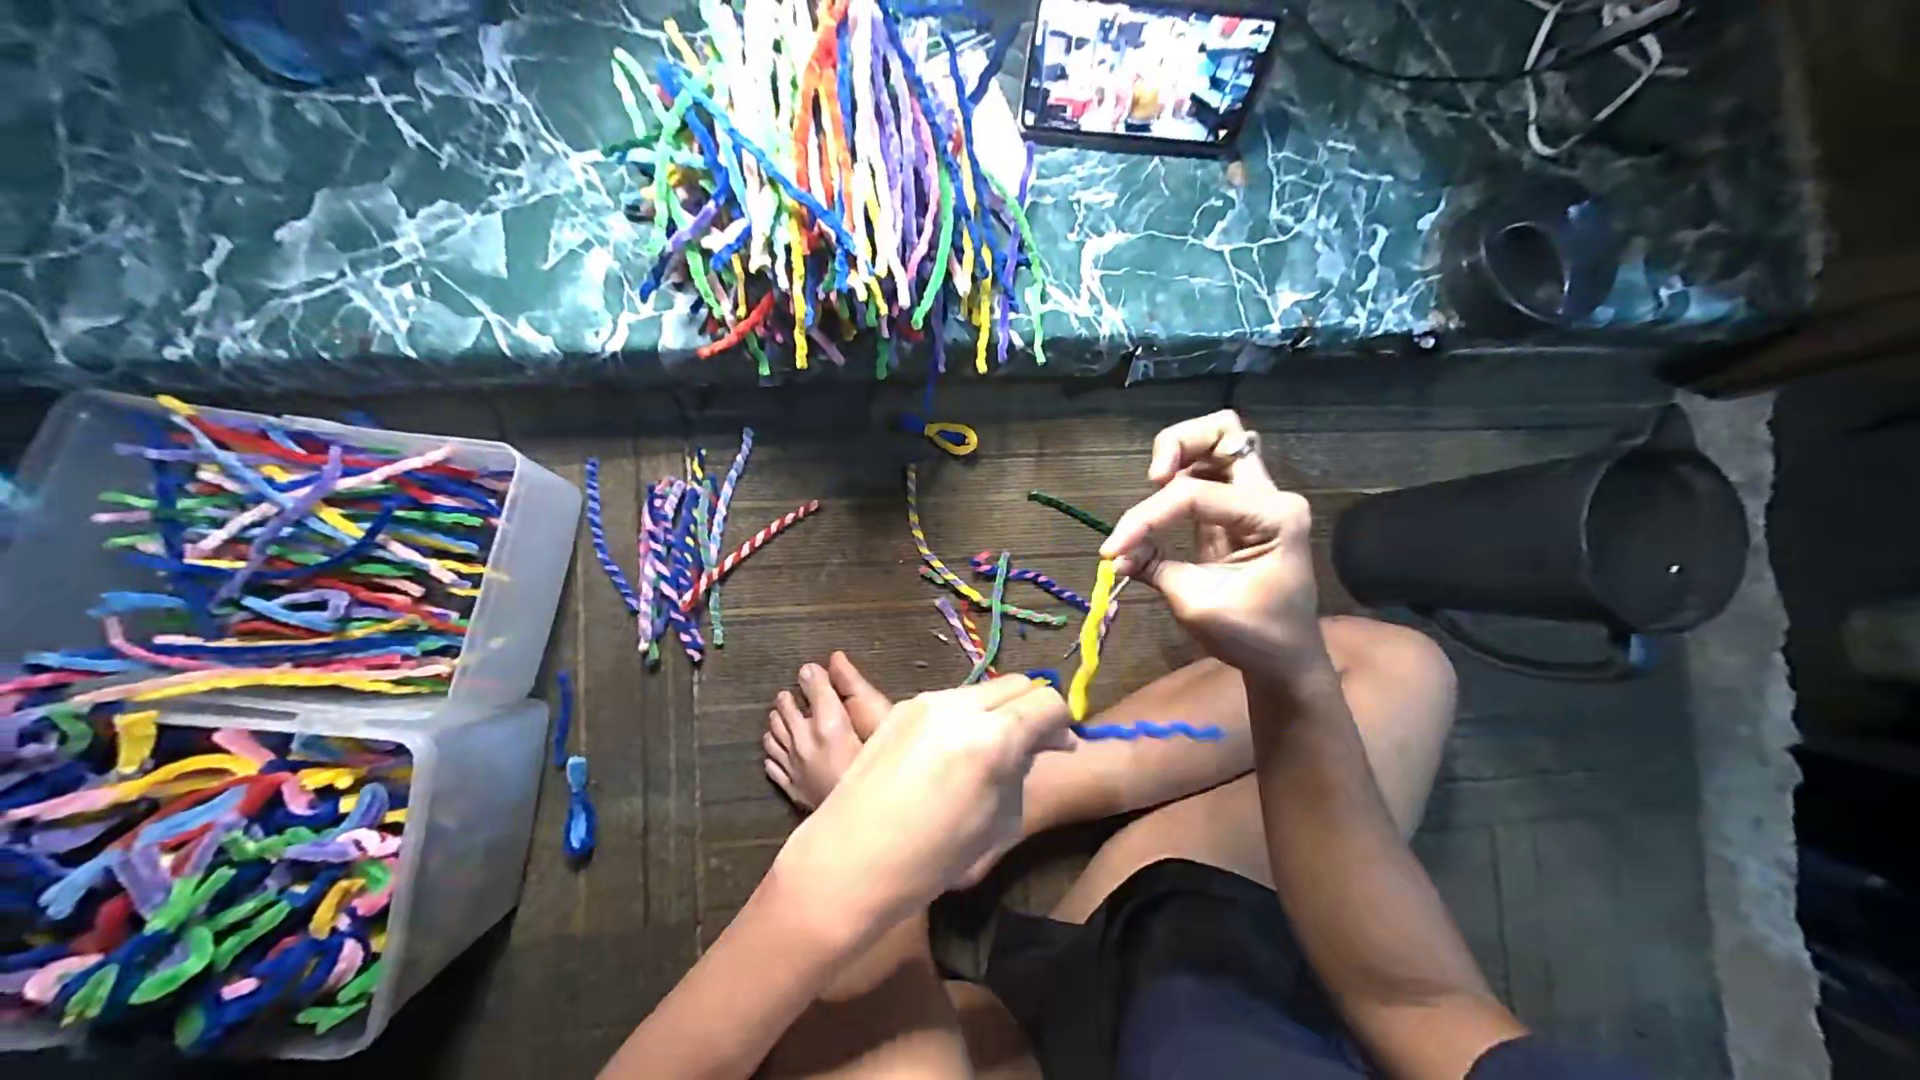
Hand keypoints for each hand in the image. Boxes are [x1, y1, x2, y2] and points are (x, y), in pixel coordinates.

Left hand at [773, 676, 1071, 933]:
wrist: (851, 858)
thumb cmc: (932, 858)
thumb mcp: (1000, 820)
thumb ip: (1020, 768)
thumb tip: (1031, 742)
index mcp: (992, 738)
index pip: (1047, 701)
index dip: (1060, 725)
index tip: (1057, 748)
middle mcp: (960, 707)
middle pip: (1018, 683)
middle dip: (1032, 709)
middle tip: (1029, 745)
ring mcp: (927, 701)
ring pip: (983, 688)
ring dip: (997, 711)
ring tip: (986, 750)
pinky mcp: (902, 706)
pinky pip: (951, 700)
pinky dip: (966, 716)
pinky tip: (951, 752)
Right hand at [1100, 410, 1323, 675]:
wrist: (1285, 659)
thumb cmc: (1254, 635)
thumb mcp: (1197, 604)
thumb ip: (1154, 567)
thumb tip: (1114, 555)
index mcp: (1273, 515)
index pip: (1194, 495)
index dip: (1146, 517)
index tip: (1112, 550)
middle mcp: (1268, 495)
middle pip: (1222, 432)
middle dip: (1177, 446)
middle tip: (1153, 480)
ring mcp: (1252, 498)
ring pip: (1213, 443)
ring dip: (1176, 455)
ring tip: (1154, 487)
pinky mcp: (1233, 509)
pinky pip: (1202, 472)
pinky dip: (1175, 478)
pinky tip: (1158, 506)